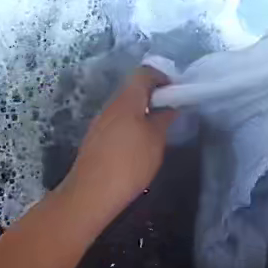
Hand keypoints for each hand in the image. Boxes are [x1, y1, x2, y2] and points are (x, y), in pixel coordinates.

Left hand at [56, 67, 177, 224]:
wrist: (91, 194)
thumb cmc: (129, 164)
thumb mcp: (156, 141)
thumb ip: (163, 120)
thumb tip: (169, 107)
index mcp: (126, 100)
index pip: (143, 74)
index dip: (162, 78)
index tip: (176, 92)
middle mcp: (110, 106)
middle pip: (132, 90)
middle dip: (152, 97)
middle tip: (170, 113)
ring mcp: (99, 123)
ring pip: (124, 108)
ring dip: (141, 114)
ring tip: (157, 132)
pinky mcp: (94, 140)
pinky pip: (116, 124)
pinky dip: (130, 127)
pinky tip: (138, 147)